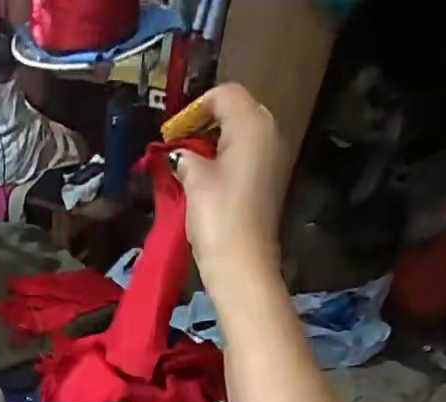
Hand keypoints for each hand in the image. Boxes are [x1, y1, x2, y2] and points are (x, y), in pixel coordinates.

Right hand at [170, 84, 287, 274]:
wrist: (242, 262)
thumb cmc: (217, 217)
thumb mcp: (194, 181)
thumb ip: (186, 158)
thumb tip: (180, 155)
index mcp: (252, 125)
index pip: (226, 94)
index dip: (196, 108)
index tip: (172, 132)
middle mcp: (270, 132)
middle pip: (237, 111)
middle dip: (207, 123)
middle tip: (179, 145)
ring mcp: (273, 157)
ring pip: (242, 134)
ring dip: (215, 143)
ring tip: (188, 163)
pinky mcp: (270, 180)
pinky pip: (247, 155)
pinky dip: (226, 159)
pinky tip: (206, 179)